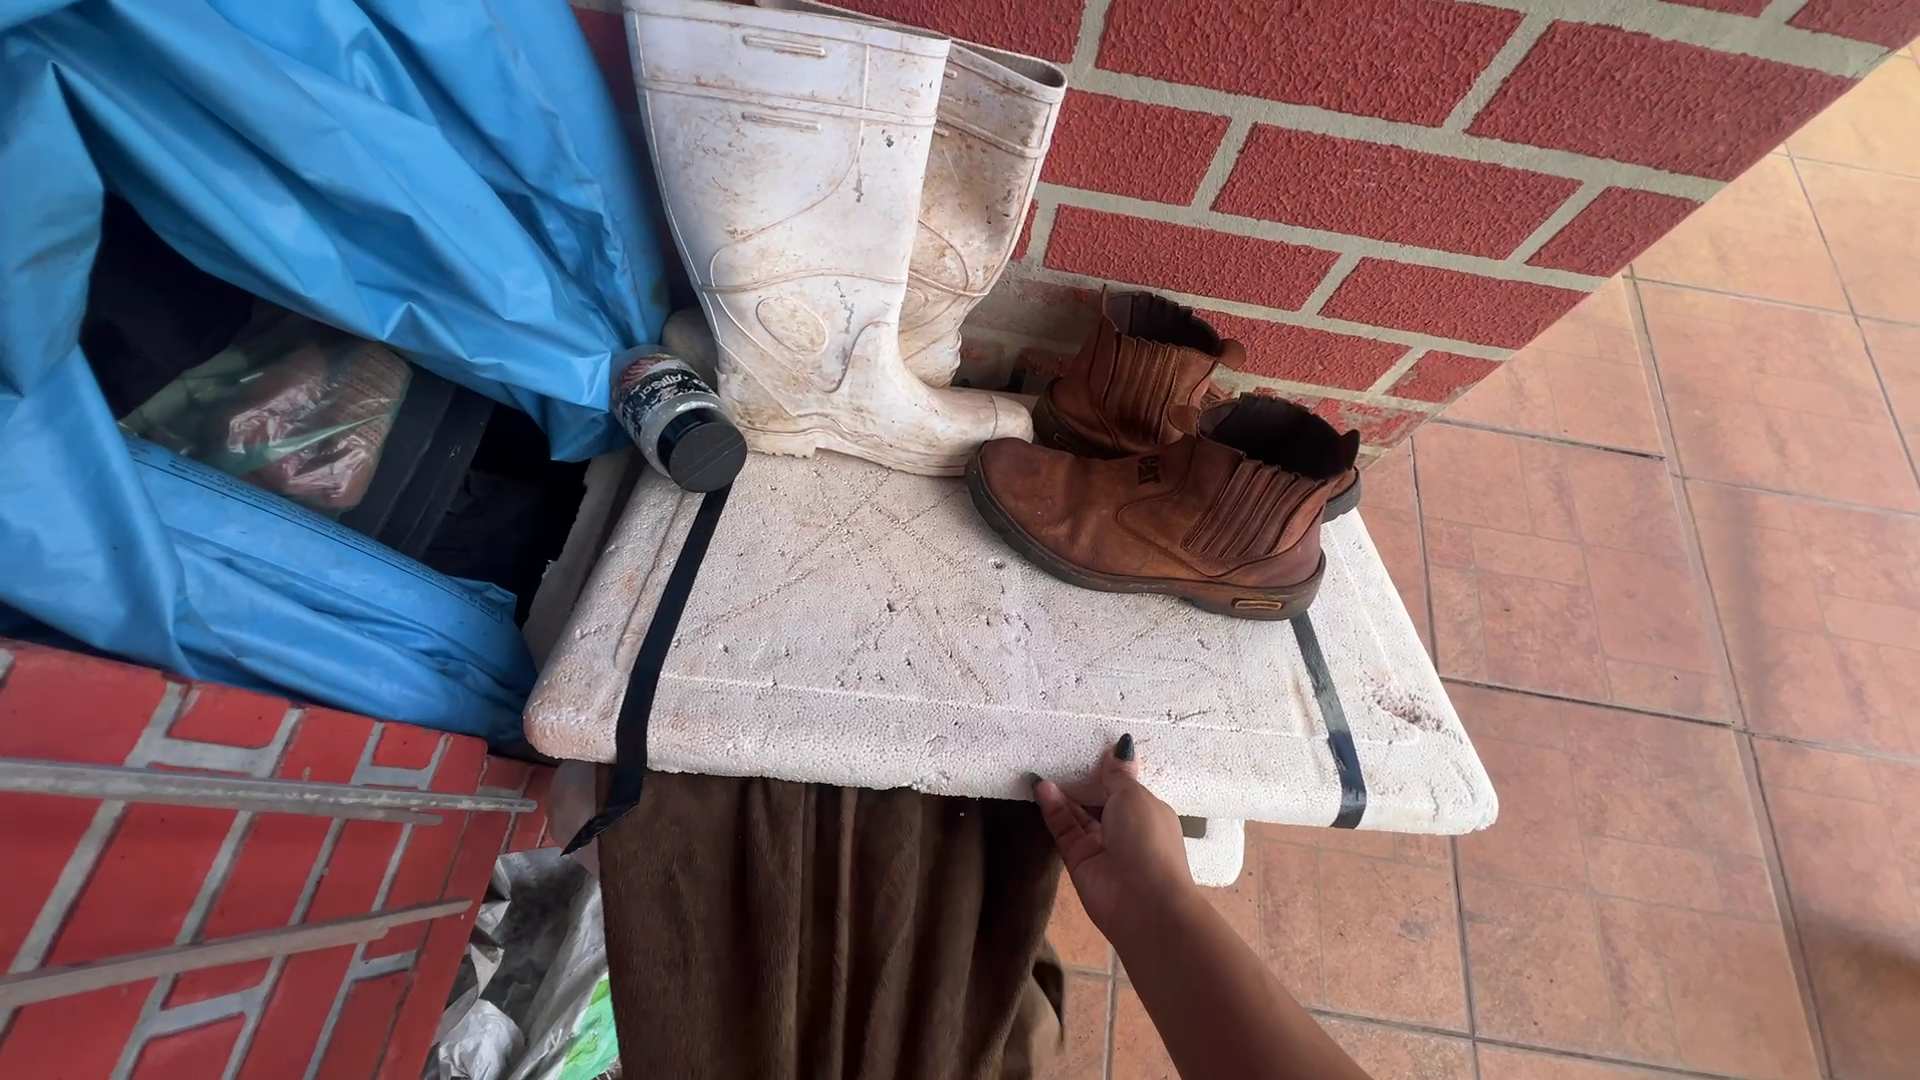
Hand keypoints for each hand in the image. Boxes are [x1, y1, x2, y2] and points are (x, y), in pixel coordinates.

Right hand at [1032, 734, 1194, 936]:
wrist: (1145, 904)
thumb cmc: (1148, 840)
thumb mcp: (1134, 797)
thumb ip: (1117, 775)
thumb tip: (1122, 746)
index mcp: (1146, 811)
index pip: (1121, 786)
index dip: (1104, 771)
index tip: (1084, 750)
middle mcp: (1124, 828)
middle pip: (1096, 799)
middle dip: (1079, 782)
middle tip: (1054, 756)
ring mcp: (1100, 845)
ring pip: (1077, 814)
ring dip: (1062, 794)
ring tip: (1041, 772)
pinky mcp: (1078, 860)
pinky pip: (1064, 829)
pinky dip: (1053, 810)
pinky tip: (1041, 789)